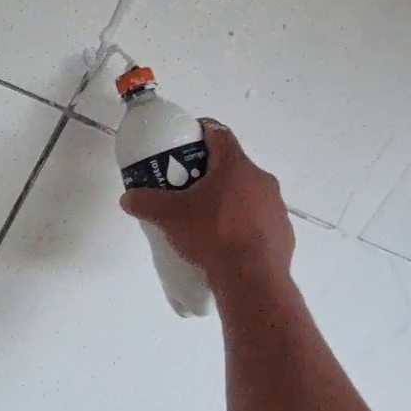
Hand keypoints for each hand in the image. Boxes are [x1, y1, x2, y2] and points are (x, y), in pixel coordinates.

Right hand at [119, 119, 293, 286]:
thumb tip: (128, 199)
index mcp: (235, 166)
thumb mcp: (169, 217)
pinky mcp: (282, 232)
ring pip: (247, 193)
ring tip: (205, 220)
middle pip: (232, 165)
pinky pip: (258, 219)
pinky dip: (242, 224)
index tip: (185, 141)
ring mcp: (276, 206)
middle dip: (209, 172)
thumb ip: (145, 203)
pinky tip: (225, 243)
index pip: (219, 133)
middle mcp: (261, 179)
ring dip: (227, 199)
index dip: (200, 131)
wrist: (253, 278)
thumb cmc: (212, 235)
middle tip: (187, 188)